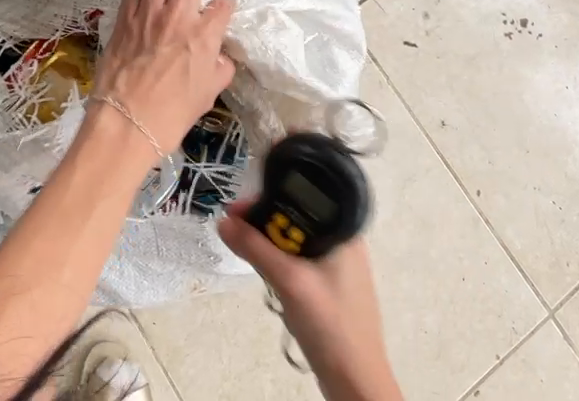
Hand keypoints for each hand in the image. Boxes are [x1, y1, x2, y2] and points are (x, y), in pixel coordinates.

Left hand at [92, 0, 235, 154]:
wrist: (127, 122)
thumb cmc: (173, 113)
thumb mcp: (209, 94)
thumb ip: (220, 68)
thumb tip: (220, 56)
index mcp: (203, 35)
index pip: (222, 4)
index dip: (224, 5)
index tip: (221, 9)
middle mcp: (177, 15)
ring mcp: (147, 14)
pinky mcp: (123, 19)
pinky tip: (144, 11)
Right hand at [218, 201, 401, 400]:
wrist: (355, 381)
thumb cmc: (329, 323)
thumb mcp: (288, 280)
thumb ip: (255, 248)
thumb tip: (223, 221)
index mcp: (344, 231)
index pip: (302, 198)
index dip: (268, 198)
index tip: (238, 208)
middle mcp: (344, 242)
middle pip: (296, 219)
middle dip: (265, 223)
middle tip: (235, 229)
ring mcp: (338, 267)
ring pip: (296, 242)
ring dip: (271, 246)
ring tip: (247, 250)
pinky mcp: (330, 287)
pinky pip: (300, 262)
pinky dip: (282, 264)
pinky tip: (270, 277)